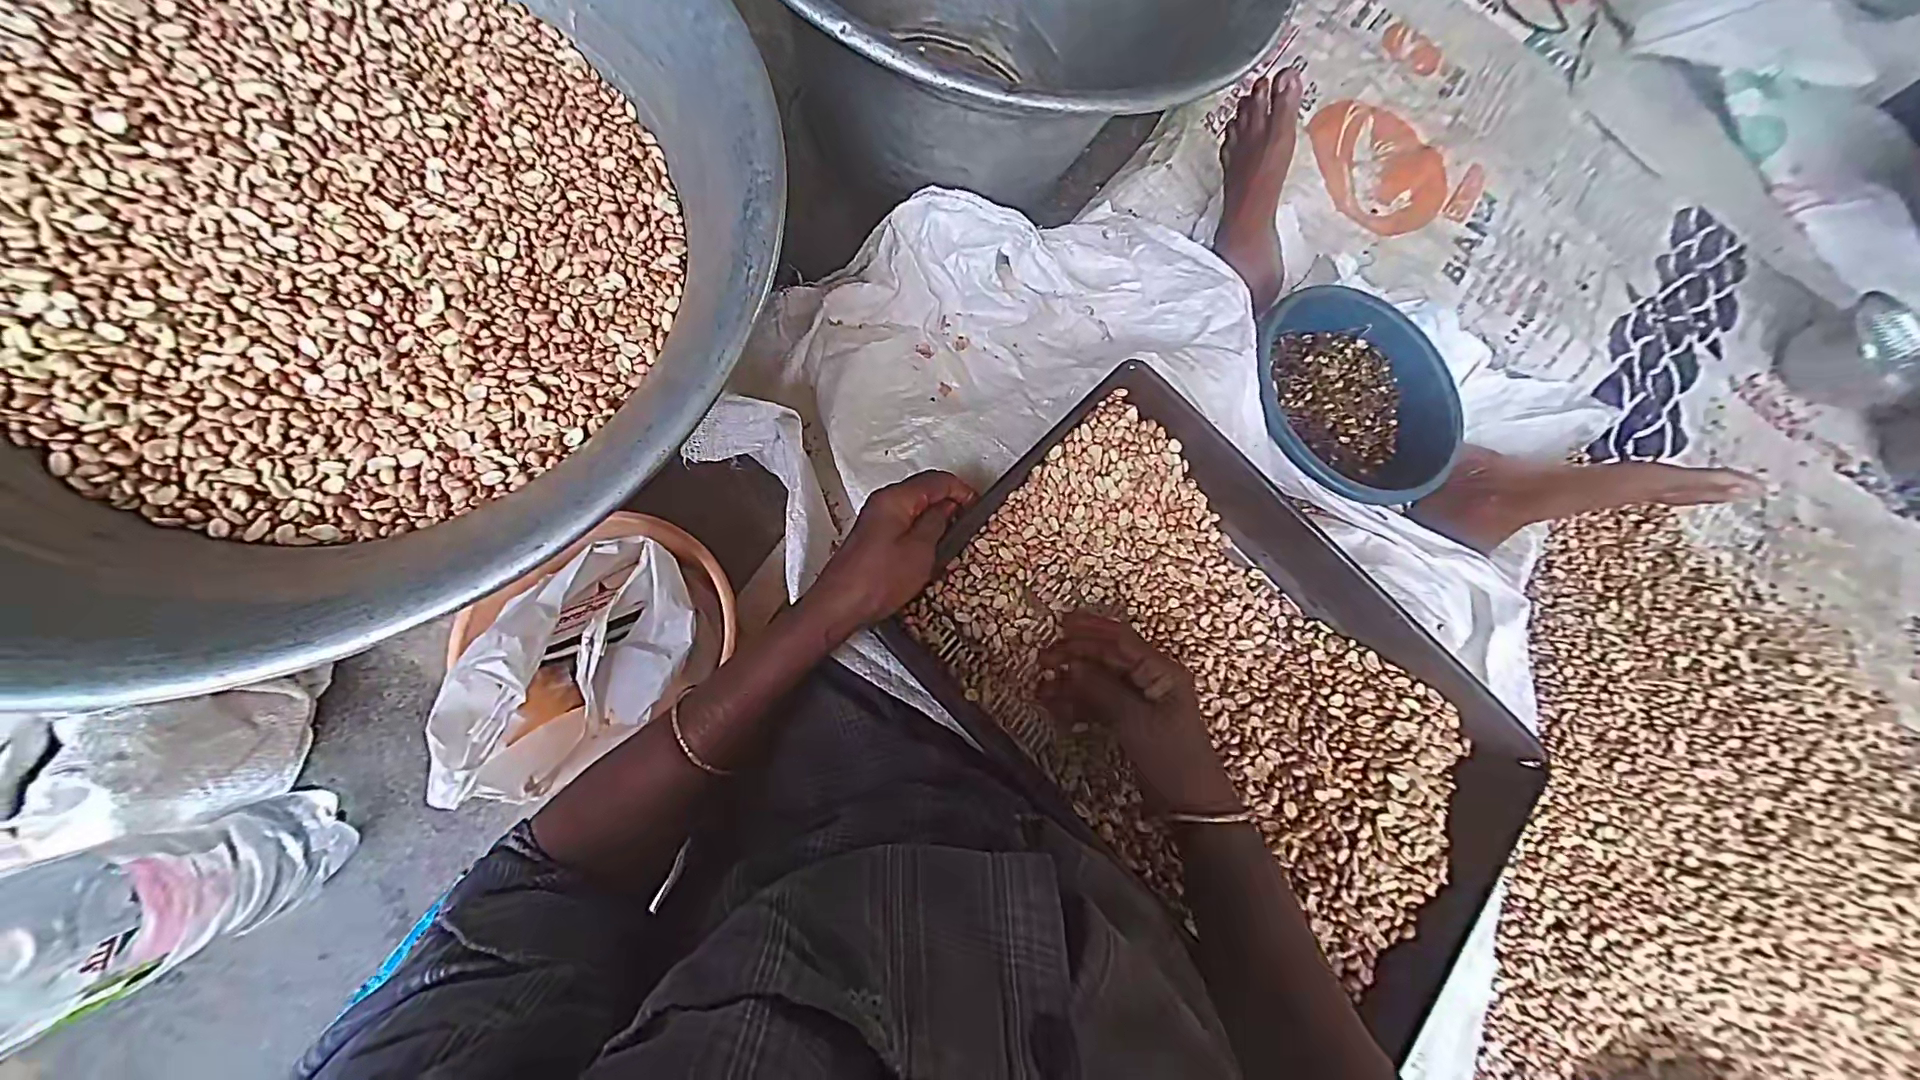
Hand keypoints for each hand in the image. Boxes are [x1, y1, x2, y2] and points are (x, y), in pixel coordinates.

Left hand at [805, 470, 976, 634]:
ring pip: (913, 506)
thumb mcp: (921, 550)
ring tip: (955, 533)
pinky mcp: (873, 537)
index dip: (961, 490)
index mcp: (895, 499)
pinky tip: (931, 545)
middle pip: (923, 489)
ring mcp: (876, 519)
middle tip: (970, 519)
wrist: (840, 605)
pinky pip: (903, 522)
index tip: (978, 505)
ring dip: (935, 515)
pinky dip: (921, 527)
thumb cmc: (877, 580)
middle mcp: (882, 503)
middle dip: (949, 500)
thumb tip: (947, 507)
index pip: (936, 480)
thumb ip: (937, 522)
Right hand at [1037, 612, 1240, 815]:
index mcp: (1162, 671)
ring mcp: (1141, 700)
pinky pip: (1100, 703)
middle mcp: (1152, 679)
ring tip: (1043, 687)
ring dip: (1071, 683)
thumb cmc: (1172, 758)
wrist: (1190, 805)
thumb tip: (1072, 664)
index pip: (1121, 641)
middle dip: (1074, 656)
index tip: (1061, 624)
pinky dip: (1079, 704)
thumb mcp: (1134, 720)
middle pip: (1107, 658)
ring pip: (1099, 681)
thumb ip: (1101, 688)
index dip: (1090, 630)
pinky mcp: (1132, 720)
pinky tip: (1057, 707)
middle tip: (1045, 659)